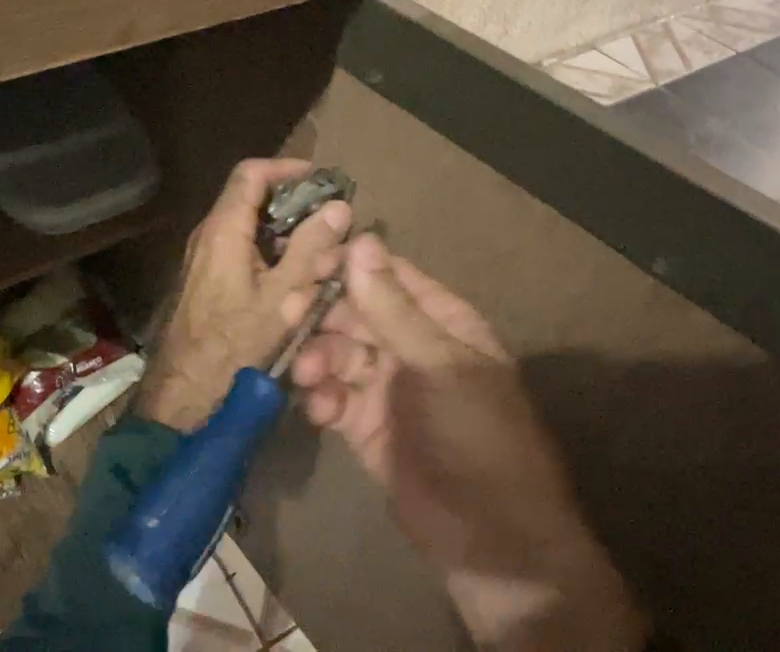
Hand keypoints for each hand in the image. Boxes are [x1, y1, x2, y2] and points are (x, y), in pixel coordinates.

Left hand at [135, 158, 351, 430]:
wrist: (183, 392)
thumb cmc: (234, 343)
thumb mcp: (282, 298)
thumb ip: (311, 250)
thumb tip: (339, 207)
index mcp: (223, 229)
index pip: (250, 173)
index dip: (287, 168)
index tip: (322, 179)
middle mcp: (207, 234)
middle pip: (249, 198)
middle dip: (292, 203)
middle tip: (331, 218)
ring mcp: (201, 257)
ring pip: (246, 226)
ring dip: (283, 230)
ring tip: (322, 248)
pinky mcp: (203, 279)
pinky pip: (239, 249)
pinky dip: (268, 251)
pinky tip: (295, 276)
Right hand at [286, 235, 645, 651]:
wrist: (490, 538)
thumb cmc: (476, 435)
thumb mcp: (438, 364)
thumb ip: (392, 307)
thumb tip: (360, 241)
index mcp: (442, 322)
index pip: (389, 276)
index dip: (349, 266)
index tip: (308, 263)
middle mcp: (412, 347)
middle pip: (356, 313)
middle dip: (323, 313)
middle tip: (289, 312)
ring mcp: (387, 387)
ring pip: (339, 353)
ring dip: (319, 357)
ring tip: (309, 373)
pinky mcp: (365, 426)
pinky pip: (334, 396)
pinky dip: (322, 397)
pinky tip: (320, 409)